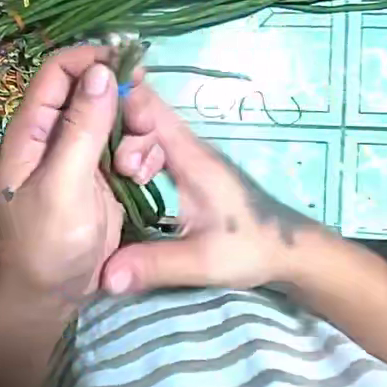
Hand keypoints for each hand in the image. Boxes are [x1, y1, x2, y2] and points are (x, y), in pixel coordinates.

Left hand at [0, 45, 130, 303]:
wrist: (52, 295)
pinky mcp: (102, 173)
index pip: (58, 72)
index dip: (91, 58)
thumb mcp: (62, 186)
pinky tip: (142, 174)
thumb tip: (102, 71)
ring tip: (138, 165)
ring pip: (115, 117)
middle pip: (93, 90)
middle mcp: (55, 135)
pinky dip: (140, 150)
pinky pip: (126, 144)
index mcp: (33, 130)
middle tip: (145, 120)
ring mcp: (80, 154)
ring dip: (135, 130)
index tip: (131, 63)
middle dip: (123, 99)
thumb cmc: (46, 243)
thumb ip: (82, 129)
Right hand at [100, 81, 327, 295]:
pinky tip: (133, 181)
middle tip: (117, 171)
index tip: (98, 130)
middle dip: (124, 136)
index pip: (154, 112)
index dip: (123, 109)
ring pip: (154, 134)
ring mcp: (195, 160)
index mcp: (194, 160)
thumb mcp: (202, 262)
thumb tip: (104, 276)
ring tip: (124, 177)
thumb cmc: (251, 248)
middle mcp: (193, 151)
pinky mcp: (195, 172)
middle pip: (149, 120)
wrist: (289, 249)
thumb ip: (154, 265)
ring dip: (132, 148)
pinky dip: (143, 158)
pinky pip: (161, 150)